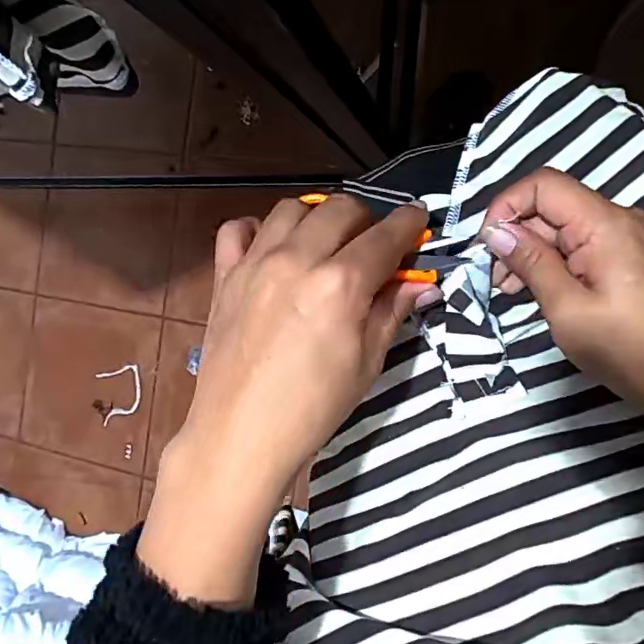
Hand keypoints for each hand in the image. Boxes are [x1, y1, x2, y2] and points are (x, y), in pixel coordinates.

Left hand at [139, 195, 434, 604]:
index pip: (385, 235)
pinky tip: (273, 248)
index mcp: (340, 284)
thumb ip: (392, 311)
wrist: (242, 435)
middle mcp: (297, 260)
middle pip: (340, 208)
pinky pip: (237, 228)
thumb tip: (420, 284)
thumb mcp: (367, 362)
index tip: (418, 219)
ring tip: (328, 242)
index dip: (408, 222)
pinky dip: (259, 228)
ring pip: (292, 208)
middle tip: (374, 243)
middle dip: (367, 217)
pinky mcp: (224, 276)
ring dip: (319, 216)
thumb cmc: (314, 407)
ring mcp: (255, 263)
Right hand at [480, 170, 643, 515]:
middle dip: (515, 235)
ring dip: (531, 252)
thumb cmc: (624, 347)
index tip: (487, 245)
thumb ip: (531, 262)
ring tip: (511, 291)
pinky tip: (537, 291)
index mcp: (604, 222)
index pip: (543, 184)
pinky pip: (579, 247)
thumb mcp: (566, 307)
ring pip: (562, 228)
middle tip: (496, 280)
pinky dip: (553, 263)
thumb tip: (496, 232)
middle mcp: (616, 219)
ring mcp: (623, 239)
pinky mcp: (625, 260)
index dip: (507, 206)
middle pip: (552, 206)